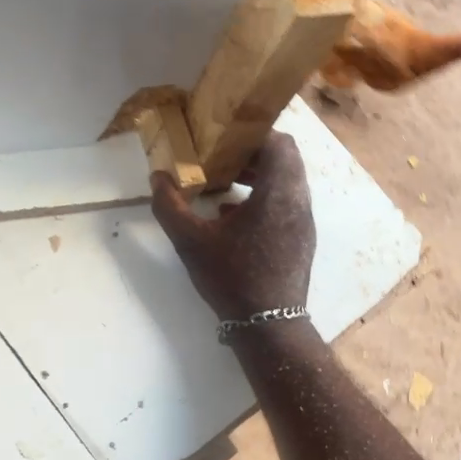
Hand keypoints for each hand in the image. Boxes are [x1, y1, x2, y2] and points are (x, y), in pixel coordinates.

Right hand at [151, 133, 314, 320]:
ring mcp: (303, 223)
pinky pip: (285, 206)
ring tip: (223, 188)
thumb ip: (170, 205)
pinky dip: (263, 201)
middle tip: (221, 160)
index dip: (252, 134)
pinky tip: (232, 219)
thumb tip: (157, 177)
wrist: (268, 325)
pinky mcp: (302, 241)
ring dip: (257, 179)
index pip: (278, 142)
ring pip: (286, 184)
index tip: (224, 139)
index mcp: (277, 192)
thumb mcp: (190, 241)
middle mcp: (297, 201)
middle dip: (252, 155)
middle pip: (284, 160)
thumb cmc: (231, 277)